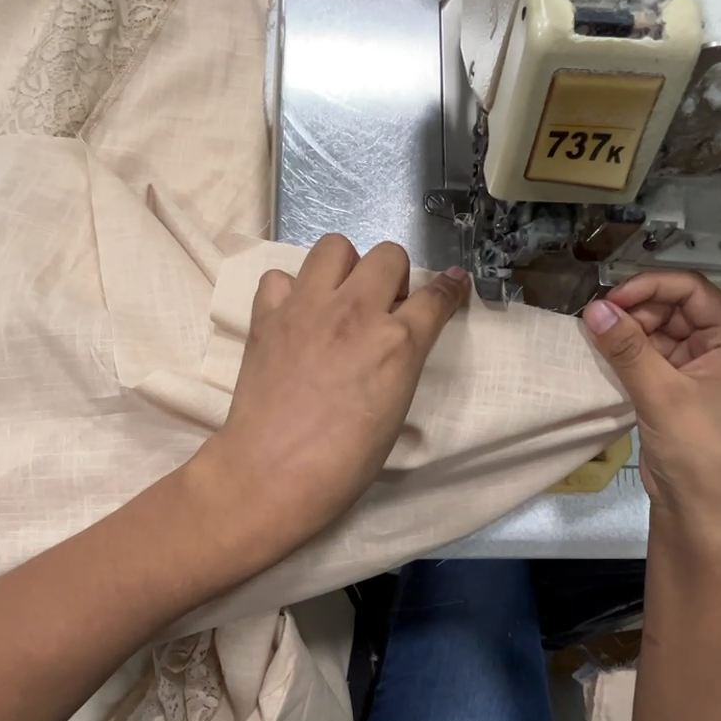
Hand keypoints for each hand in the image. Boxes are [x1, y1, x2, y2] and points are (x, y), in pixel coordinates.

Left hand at [193, 234, 468, 551]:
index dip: (449, 290)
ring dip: (345, 268)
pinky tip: (294, 317)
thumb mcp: (394, 411)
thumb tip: (401, 340)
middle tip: (382, 310)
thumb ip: (402, 363)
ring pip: (335, 246)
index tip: (453, 286)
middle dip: (393, 278)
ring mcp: (308, 307)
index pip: (436, 297)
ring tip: (338, 300)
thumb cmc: (344, 464)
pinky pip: (281, 276)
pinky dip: (290, 291)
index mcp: (398, 344)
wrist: (271, 474)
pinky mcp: (267, 315)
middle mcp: (356, 312)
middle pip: (389, 256)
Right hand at [581, 272, 720, 520]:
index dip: (649, 287)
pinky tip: (603, 358)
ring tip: (595, 341)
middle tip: (595, 323)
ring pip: (659, 332)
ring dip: (629, 333)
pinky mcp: (678, 388)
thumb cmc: (695, 449)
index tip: (608, 300)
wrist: (698, 508)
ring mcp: (699, 368)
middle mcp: (720, 346)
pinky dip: (629, 355)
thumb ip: (627, 348)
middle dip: (636, 311)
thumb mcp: (660, 394)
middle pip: (673, 308)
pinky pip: (652, 357)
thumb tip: (593, 308)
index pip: (691, 290)